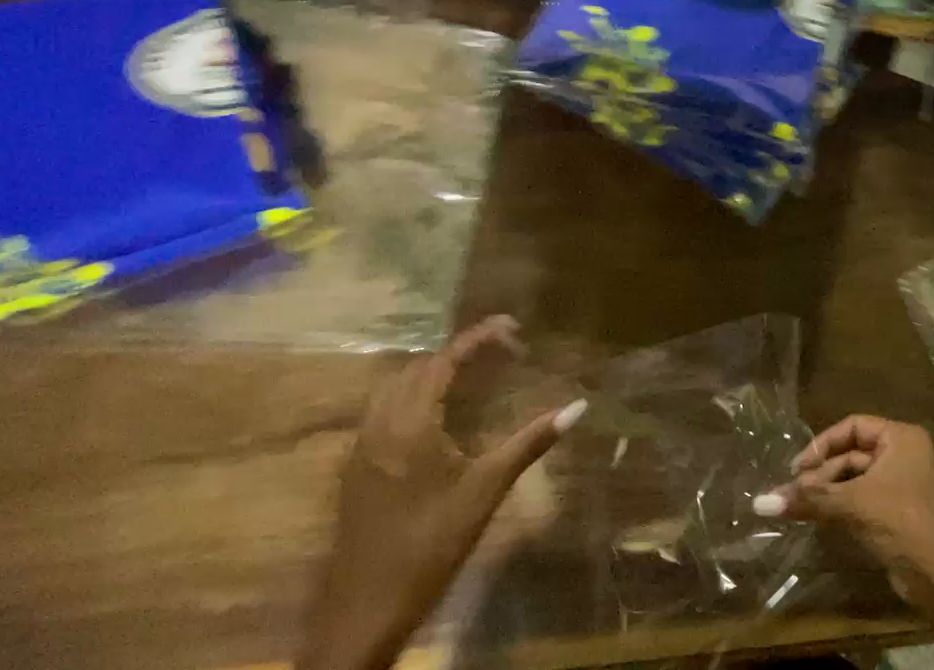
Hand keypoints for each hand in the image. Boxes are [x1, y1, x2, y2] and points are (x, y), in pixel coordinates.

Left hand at [297, 316, 585, 669]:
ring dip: (432, 373)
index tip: (511, 325)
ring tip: (474, 375)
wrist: (364, 608)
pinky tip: (440, 417)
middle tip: (502, 353)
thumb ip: (530, 442)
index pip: (444, 362)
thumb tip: (578, 407)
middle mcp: (378, 426)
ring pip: (393, 389)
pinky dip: (414, 397)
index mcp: (409, 425)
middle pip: (415, 369)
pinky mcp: (355, 470)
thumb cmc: (431, 543)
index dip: (477, 338)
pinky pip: (383, 412)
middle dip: (458, 352)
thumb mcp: (487, 490)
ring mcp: (361, 449)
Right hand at [754, 415, 933, 598]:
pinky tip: (815, 516)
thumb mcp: (851, 505)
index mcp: (900, 437)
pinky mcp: (895, 507)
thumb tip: (760, 502)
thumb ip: (808, 498)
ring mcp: (900, 481)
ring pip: (854, 476)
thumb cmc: (898, 522)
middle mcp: (903, 452)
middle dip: (821, 474)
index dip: (822, 445)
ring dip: (826, 491)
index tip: (796, 469)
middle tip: (792, 494)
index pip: (853, 426)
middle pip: (851, 452)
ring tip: (798, 507)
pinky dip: (839, 503)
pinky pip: (860, 495)